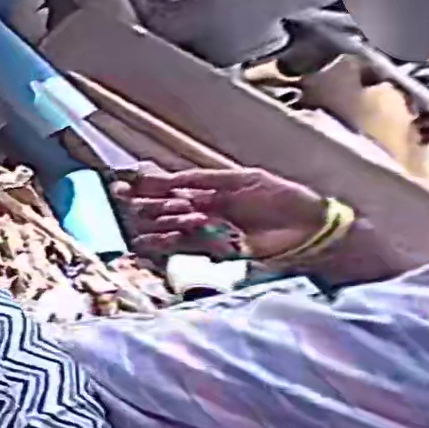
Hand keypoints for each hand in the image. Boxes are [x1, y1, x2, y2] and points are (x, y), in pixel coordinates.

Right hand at [113, 167, 327, 259]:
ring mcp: (189, 230)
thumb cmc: (281, 199)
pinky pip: (161, 246)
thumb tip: (155, 179)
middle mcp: (186, 210)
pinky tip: (174, 236)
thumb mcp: (242, 178)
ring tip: (195, 219)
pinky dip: (160, 241)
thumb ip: (198, 179)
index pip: (153, 188)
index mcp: (197, 191)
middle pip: (144, 208)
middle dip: (152, 205)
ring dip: (165, 221)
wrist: (307, 229)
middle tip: (180, 205)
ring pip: (150, 226)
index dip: (134, 188)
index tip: (121, 188)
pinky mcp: (196, 248)